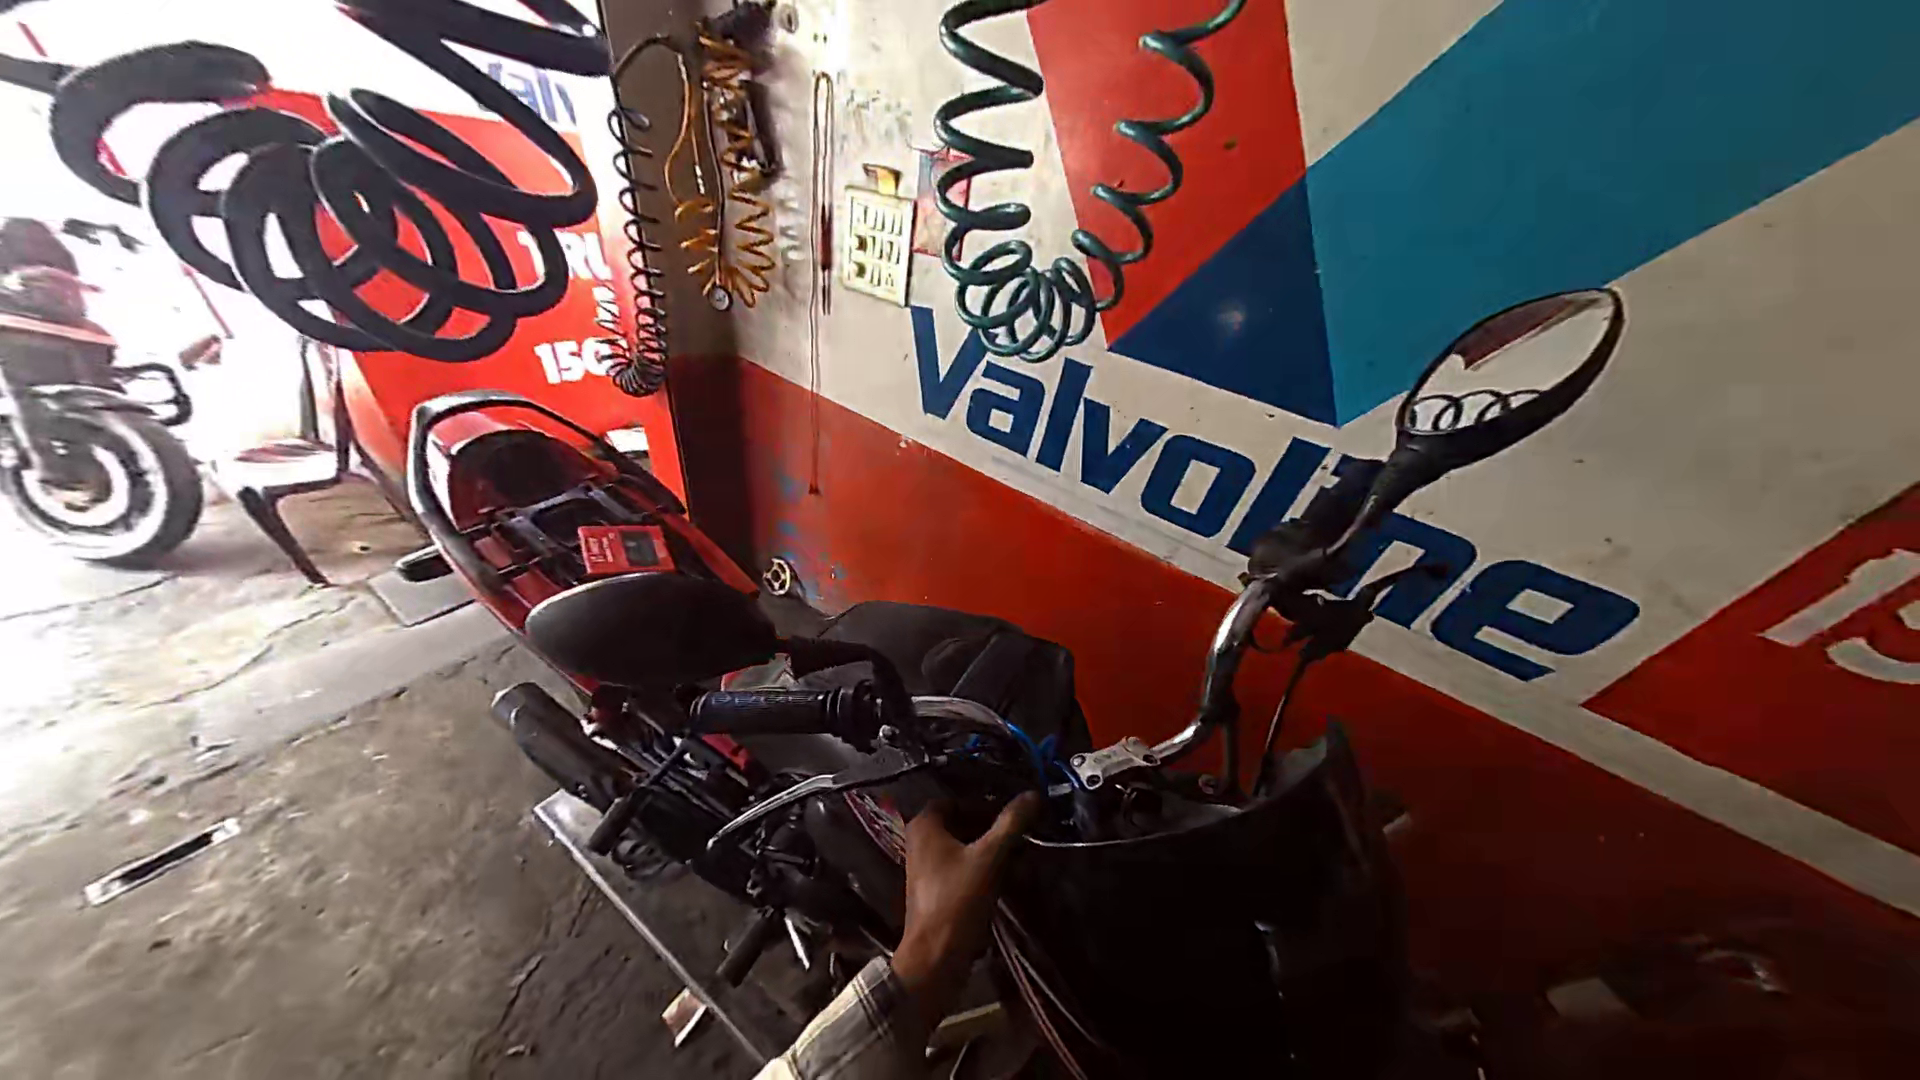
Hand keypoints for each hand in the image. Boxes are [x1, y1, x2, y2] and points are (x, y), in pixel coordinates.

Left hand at [891, 792, 1041, 1025]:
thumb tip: (1033, 795)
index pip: (956, 801)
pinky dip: (982, 868)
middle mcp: (920, 842)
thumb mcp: (989, 857)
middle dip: (990, 829)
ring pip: (963, 848)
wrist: (935, 959)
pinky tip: (1005, 878)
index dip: (983, 805)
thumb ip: (1011, 824)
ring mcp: (926, 868)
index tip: (1010, 815)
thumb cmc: (957, 900)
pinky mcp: (935, 891)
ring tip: (1018, 856)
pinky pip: (961, 868)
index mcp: (925, 825)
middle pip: (961, 824)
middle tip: (1018, 834)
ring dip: (989, 850)